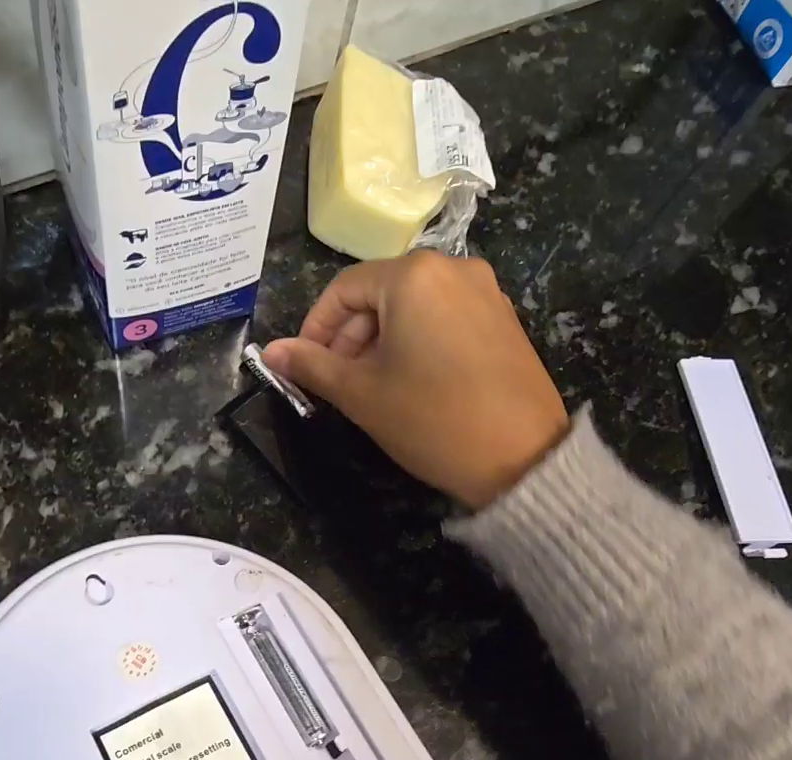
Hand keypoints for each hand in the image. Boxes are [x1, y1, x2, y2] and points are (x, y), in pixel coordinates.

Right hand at [263, 253, 569, 509]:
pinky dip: (416, 342)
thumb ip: (311, 365)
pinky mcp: (504, 320)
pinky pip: (444, 318)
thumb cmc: (431, 420)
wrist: (521, 458)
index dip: (314, 328)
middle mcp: (454, 268)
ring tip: (370, 387)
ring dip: (380, 341)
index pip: (344, 289)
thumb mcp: (361, 393)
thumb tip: (270, 352)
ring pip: (412, 307)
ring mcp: (486, 292)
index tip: (302, 367)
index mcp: (414, 276)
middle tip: (335, 382)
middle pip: (380, 293)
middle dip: (349, 336)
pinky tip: (410, 382)